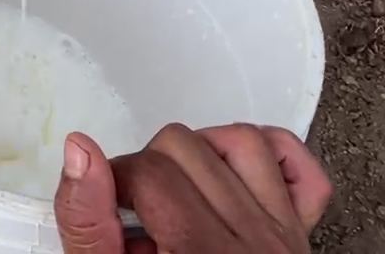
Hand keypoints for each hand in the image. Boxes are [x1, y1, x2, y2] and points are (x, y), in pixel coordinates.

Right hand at [55, 124, 331, 253]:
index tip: (112, 212)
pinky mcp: (304, 240)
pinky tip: (231, 178)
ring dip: (200, 153)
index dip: (115, 181)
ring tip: (179, 192)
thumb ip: (86, 221)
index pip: (148, 171)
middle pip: (186, 147)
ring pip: (240, 142)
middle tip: (140, 214)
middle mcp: (258, 250)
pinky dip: (267, 158)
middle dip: (149, 168)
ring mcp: (290, 244)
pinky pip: (302, 172)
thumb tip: (80, 147)